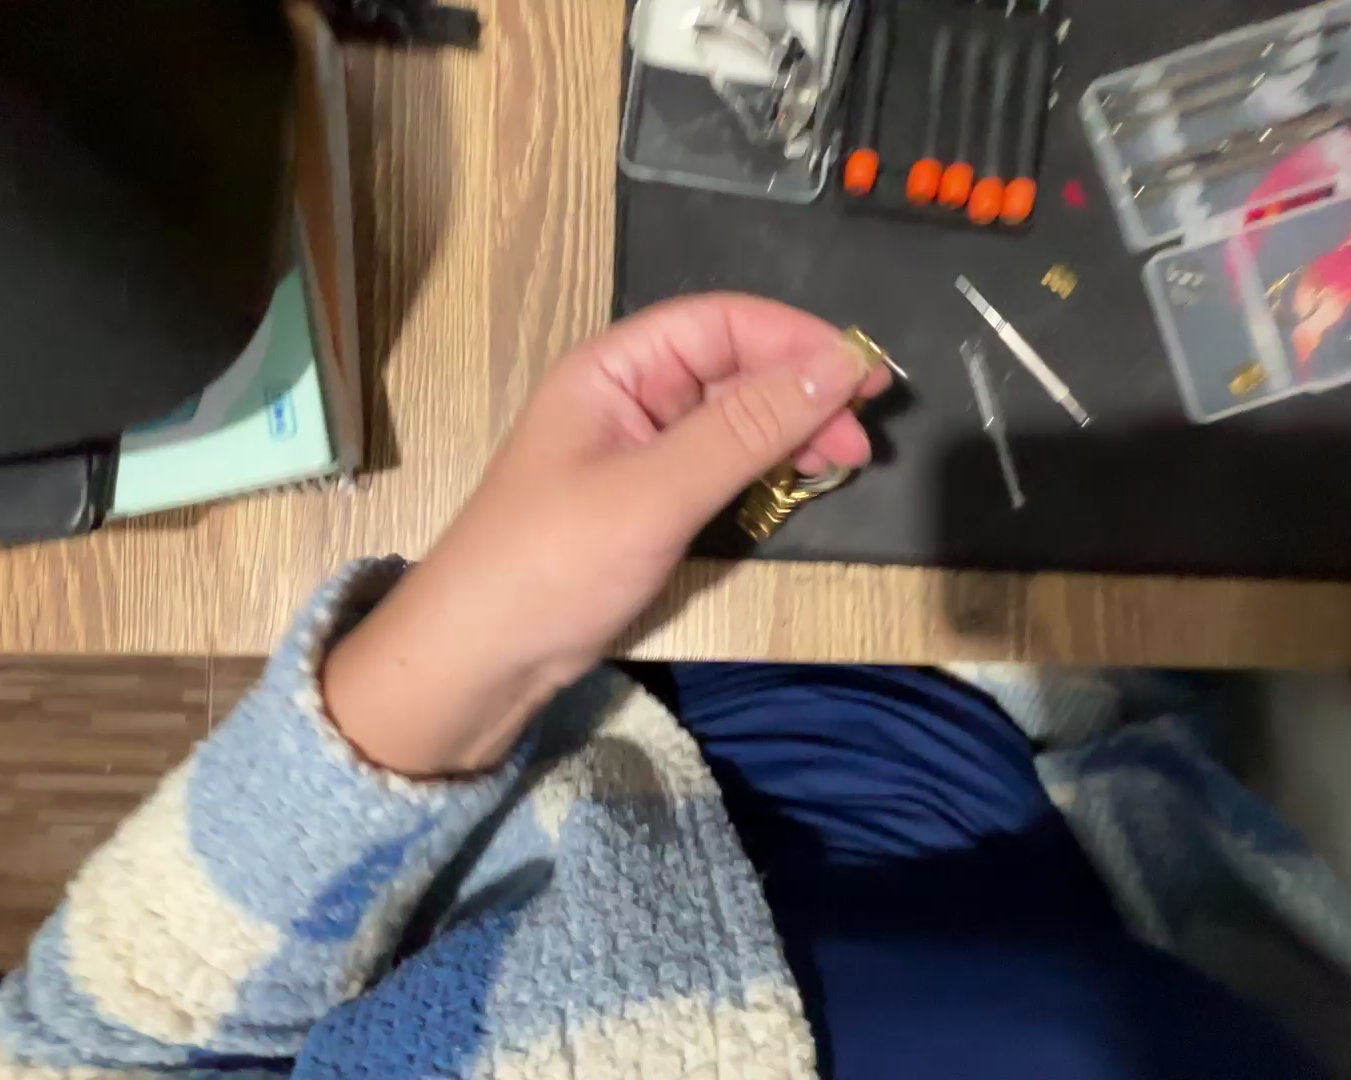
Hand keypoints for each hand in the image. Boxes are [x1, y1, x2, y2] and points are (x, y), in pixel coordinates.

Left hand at [322, 294, 889, 774]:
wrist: (485, 658)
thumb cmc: (556, 563)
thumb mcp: (656, 492)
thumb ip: (745, 427)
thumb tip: (837, 365)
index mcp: (615, 368)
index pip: (721, 324)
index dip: (796, 340)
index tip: (864, 374)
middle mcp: (630, 396)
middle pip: (733, 369)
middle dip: (801, 393)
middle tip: (861, 437)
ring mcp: (641, 450)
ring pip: (732, 418)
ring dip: (789, 432)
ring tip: (843, 462)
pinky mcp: (650, 498)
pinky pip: (719, 464)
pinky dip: (762, 468)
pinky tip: (795, 482)